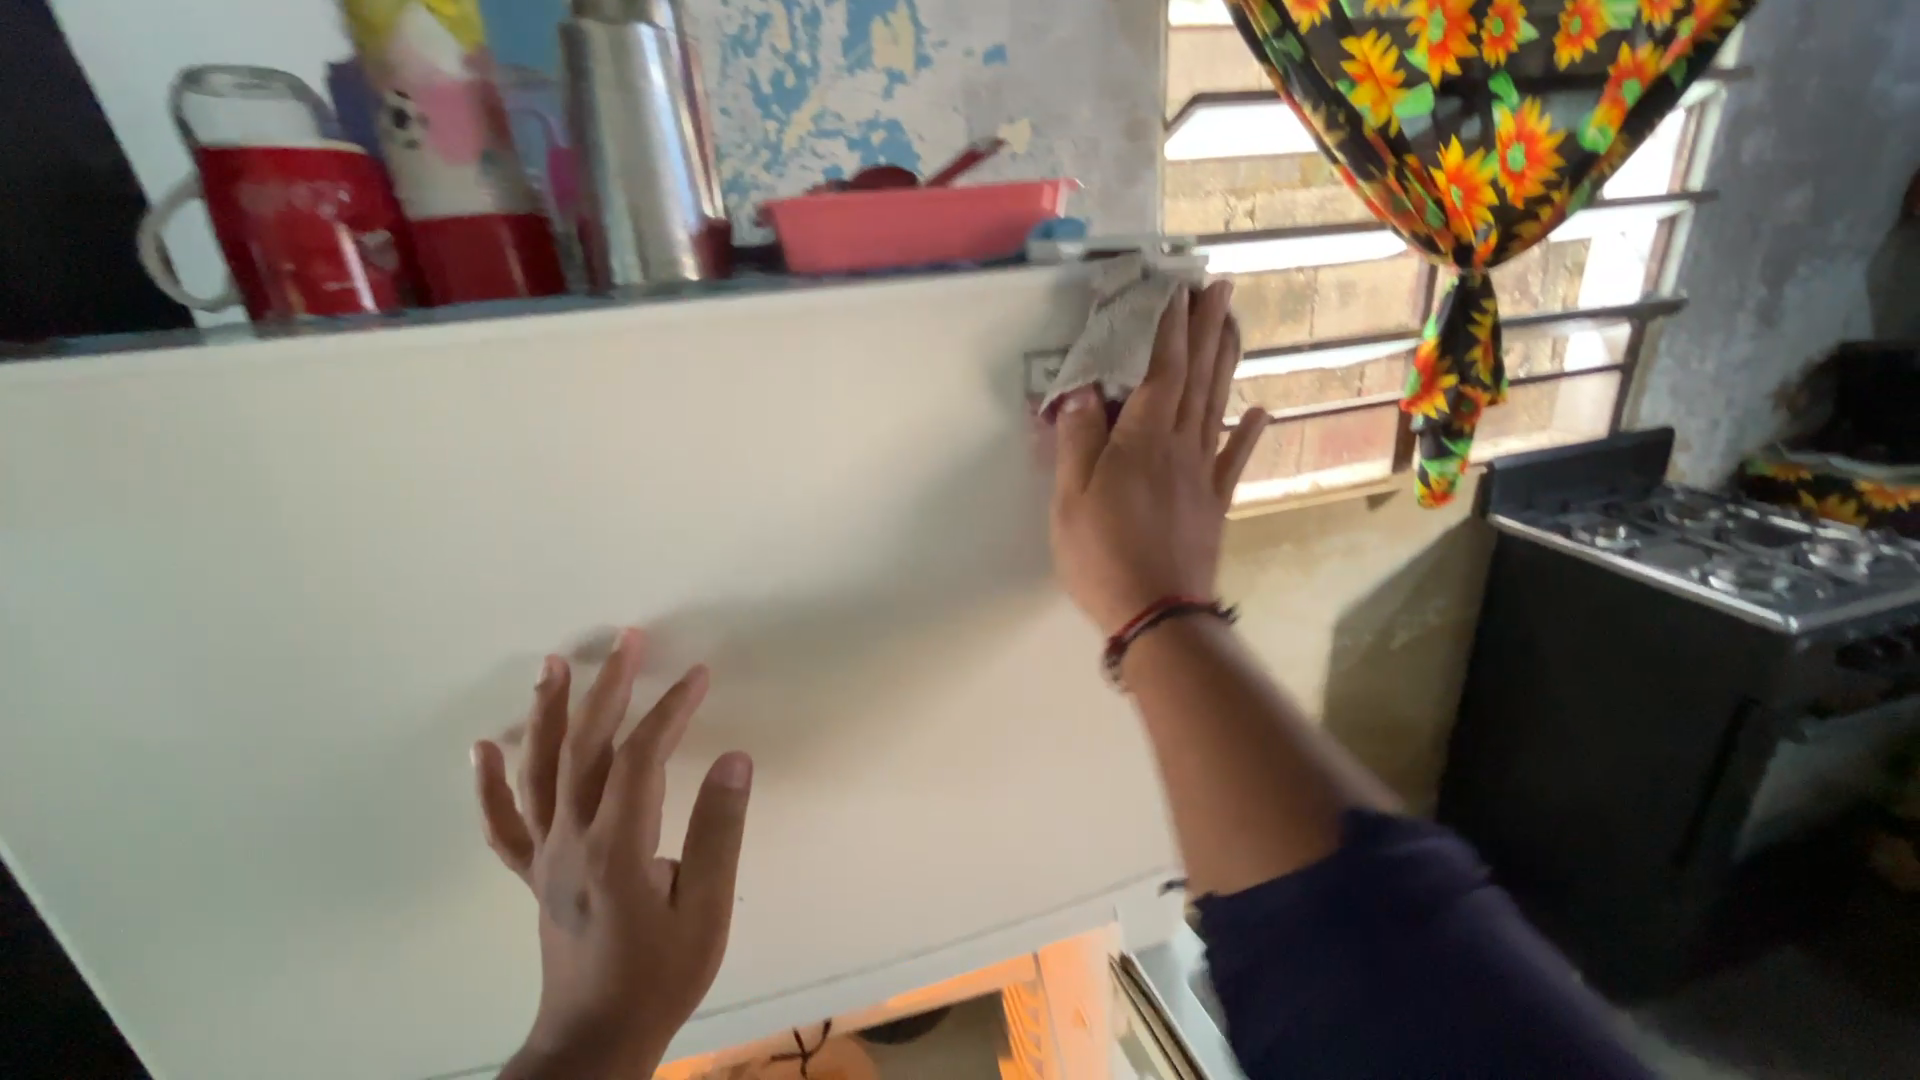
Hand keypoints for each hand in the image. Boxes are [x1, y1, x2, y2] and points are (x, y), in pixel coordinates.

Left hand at [472, 628, 753, 1078]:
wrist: (595, 1040)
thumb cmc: (660, 976)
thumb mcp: (706, 909)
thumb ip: (719, 831)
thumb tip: (734, 758)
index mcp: (617, 847)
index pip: (640, 757)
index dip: (669, 710)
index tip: (697, 676)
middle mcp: (571, 841)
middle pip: (583, 749)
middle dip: (606, 688)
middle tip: (625, 640)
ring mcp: (545, 857)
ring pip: (538, 772)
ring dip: (547, 714)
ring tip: (552, 665)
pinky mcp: (533, 875)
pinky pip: (503, 825)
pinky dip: (489, 784)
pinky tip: (483, 748)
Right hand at [1050, 281, 1268, 634]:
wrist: (1158, 613)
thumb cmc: (1102, 556)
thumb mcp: (1071, 499)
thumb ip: (1078, 441)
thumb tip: (1083, 390)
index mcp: (1142, 441)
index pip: (1160, 371)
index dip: (1168, 329)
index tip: (1177, 289)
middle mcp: (1180, 446)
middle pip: (1197, 377)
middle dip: (1207, 329)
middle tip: (1220, 287)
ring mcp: (1203, 474)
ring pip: (1217, 406)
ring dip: (1226, 361)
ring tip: (1235, 324)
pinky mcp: (1215, 502)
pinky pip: (1234, 459)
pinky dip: (1247, 432)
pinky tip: (1260, 410)